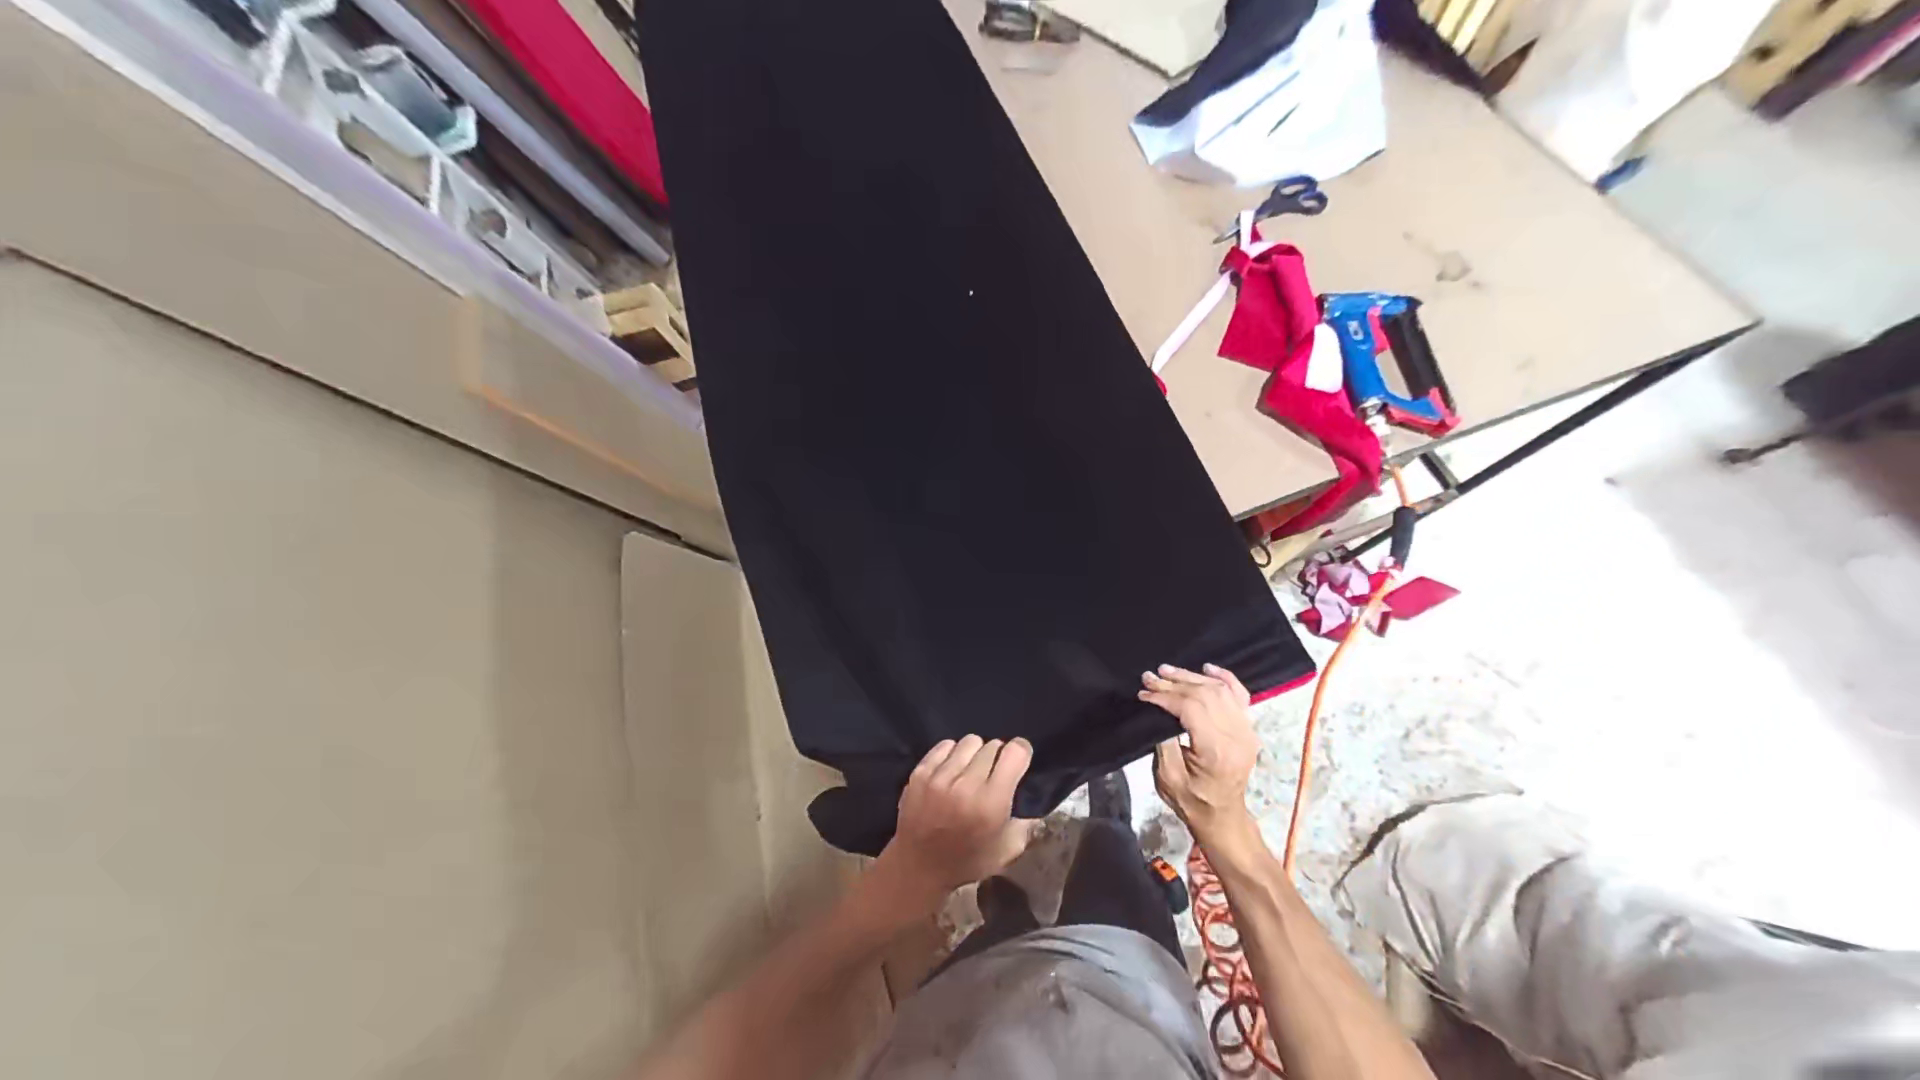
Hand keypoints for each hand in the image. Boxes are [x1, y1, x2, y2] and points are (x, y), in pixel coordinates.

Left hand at [874, 735, 1035, 909]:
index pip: (1014, 752)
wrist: (918, 866)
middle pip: (992, 746)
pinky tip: (952, 769)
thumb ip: (1025, 822)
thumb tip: (1034, 798)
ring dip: (975, 753)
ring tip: (971, 769)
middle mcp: (966, 785)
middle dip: (998, 757)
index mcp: (991, 803)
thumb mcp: (1007, 850)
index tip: (1019, 759)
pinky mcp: (920, 773)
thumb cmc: (967, 861)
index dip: (1021, 752)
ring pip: (969, 741)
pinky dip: (952, 754)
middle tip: (993, 773)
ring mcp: (940, 777)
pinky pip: (945, 746)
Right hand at [1142, 664, 1261, 845]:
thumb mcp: (1167, 776)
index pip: (1190, 708)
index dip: (1165, 696)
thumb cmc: (1190, 800)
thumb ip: (1163, 741)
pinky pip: (1240, 695)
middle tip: (1149, 677)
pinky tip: (1207, 667)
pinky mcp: (1248, 728)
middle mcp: (1237, 736)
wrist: (1222, 816)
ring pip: (1219, 690)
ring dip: (1191, 677)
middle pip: (1205, 695)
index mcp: (1217, 750)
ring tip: (1167, 671)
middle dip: (1174, 683)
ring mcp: (1246, 731)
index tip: (1143, 693)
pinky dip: (1225, 678)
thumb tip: (1155, 709)